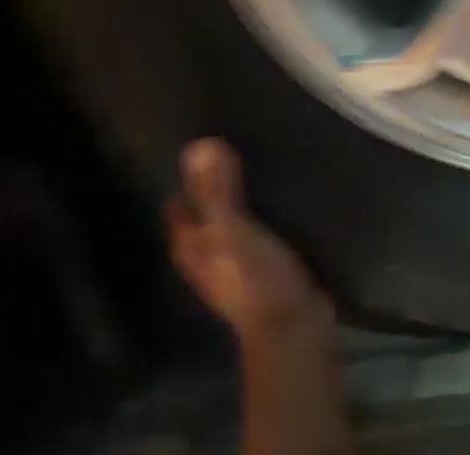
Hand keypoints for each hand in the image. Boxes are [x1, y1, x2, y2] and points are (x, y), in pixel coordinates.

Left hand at [166, 138, 334, 347]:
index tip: (204, 142)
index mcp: (192, 246)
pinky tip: (282, 197)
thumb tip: (197, 145)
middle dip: (213, 185)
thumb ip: (214, 192)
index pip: (177, 205)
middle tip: (236, 145)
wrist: (293, 327)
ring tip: (261, 163)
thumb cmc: (256, 279)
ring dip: (240, 199)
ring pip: (230, 222)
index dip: (185, 177)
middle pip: (202, 213)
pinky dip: (263, 215)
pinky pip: (258, 231)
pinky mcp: (265, 267)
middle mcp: (207, 255)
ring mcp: (235, 264)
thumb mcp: (232, 231)